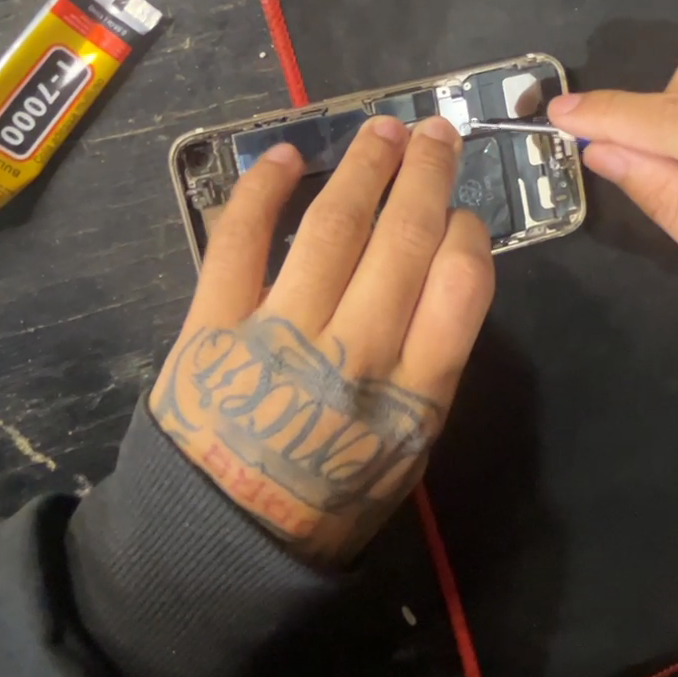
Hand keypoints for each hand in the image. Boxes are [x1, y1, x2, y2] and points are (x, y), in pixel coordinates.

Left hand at [150, 116, 494, 564]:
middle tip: (438, 132)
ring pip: (330, 230)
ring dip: (363, 169)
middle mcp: (350, 356)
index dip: (468, 234)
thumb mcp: (406, 454)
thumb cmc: (325, 500)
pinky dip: (261, 191)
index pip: (459, 287)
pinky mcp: (210, 324)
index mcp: (410, 399)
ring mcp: (276, 335)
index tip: (464, 213)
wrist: (215, 547)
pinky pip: (237, 242)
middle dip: (426, 177)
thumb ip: (432, 366)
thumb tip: (444, 270)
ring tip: (385, 129)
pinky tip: (287, 154)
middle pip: (400, 242)